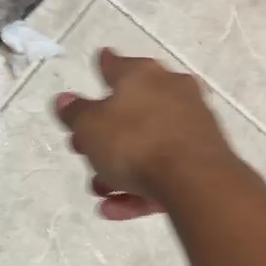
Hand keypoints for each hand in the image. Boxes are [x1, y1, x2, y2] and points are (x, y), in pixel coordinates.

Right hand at [53, 48, 237, 220]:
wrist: (195, 179)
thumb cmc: (134, 142)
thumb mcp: (89, 126)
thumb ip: (74, 113)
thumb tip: (63, 99)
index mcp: (142, 77)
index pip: (116, 65)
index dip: (104, 64)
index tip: (100, 58)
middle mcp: (171, 92)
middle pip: (129, 111)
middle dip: (103, 133)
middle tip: (82, 147)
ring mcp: (190, 125)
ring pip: (144, 144)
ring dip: (116, 167)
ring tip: (98, 189)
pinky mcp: (202, 158)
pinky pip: (160, 171)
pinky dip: (136, 188)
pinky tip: (113, 208)